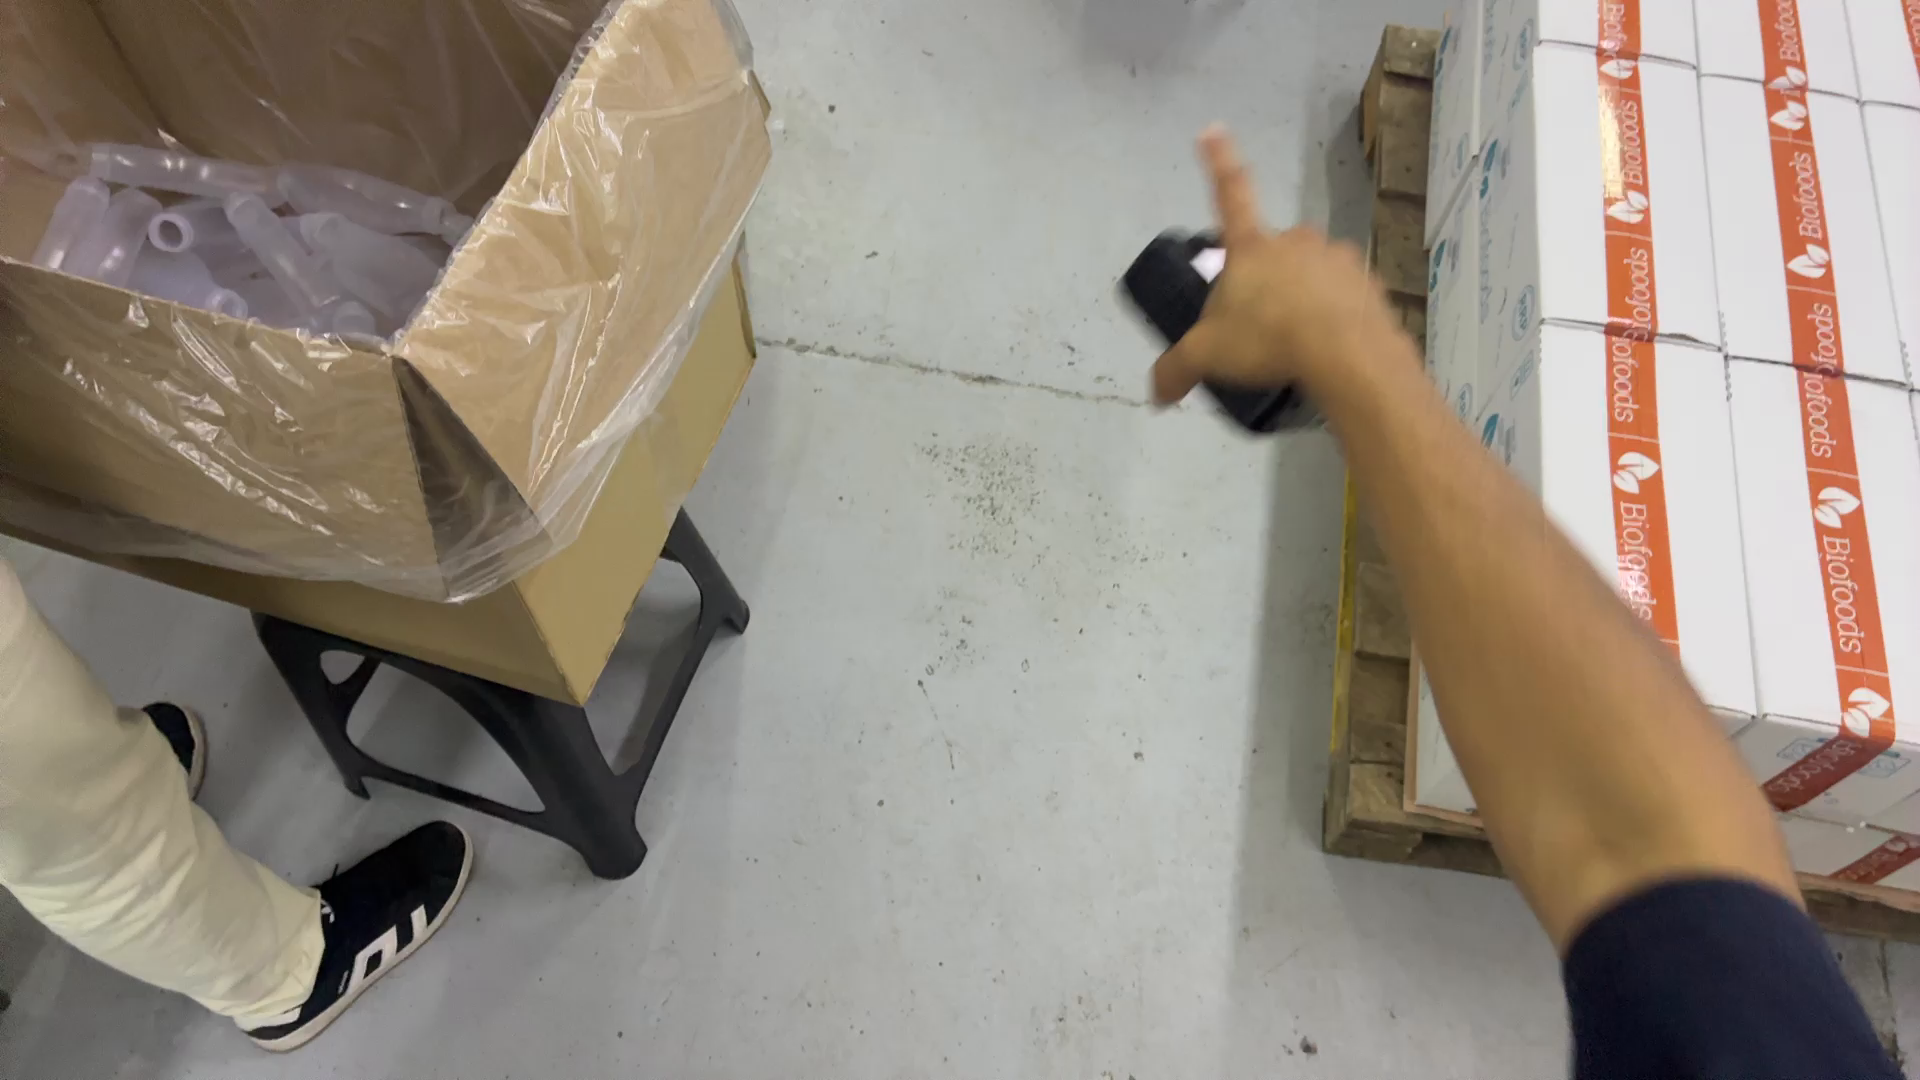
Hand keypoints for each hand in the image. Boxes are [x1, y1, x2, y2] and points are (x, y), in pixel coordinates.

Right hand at [1150, 127, 1413, 406]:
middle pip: (1268, 255)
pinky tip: (1319, 350)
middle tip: (1253, 327)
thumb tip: (1157, 395)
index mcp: (1251, 247)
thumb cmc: (1266, 338)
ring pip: (1305, 277)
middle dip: (1259, 283)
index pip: (1229, 193)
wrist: (1345, 353)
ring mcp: (1335, 258)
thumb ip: (1175, 370)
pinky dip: (1326, 318)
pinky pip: (1337, 298)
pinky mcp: (1366, 284)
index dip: (1217, 161)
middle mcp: (1295, 241)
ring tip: (1288, 346)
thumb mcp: (1205, 357)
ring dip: (1294, 302)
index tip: (1212, 129)